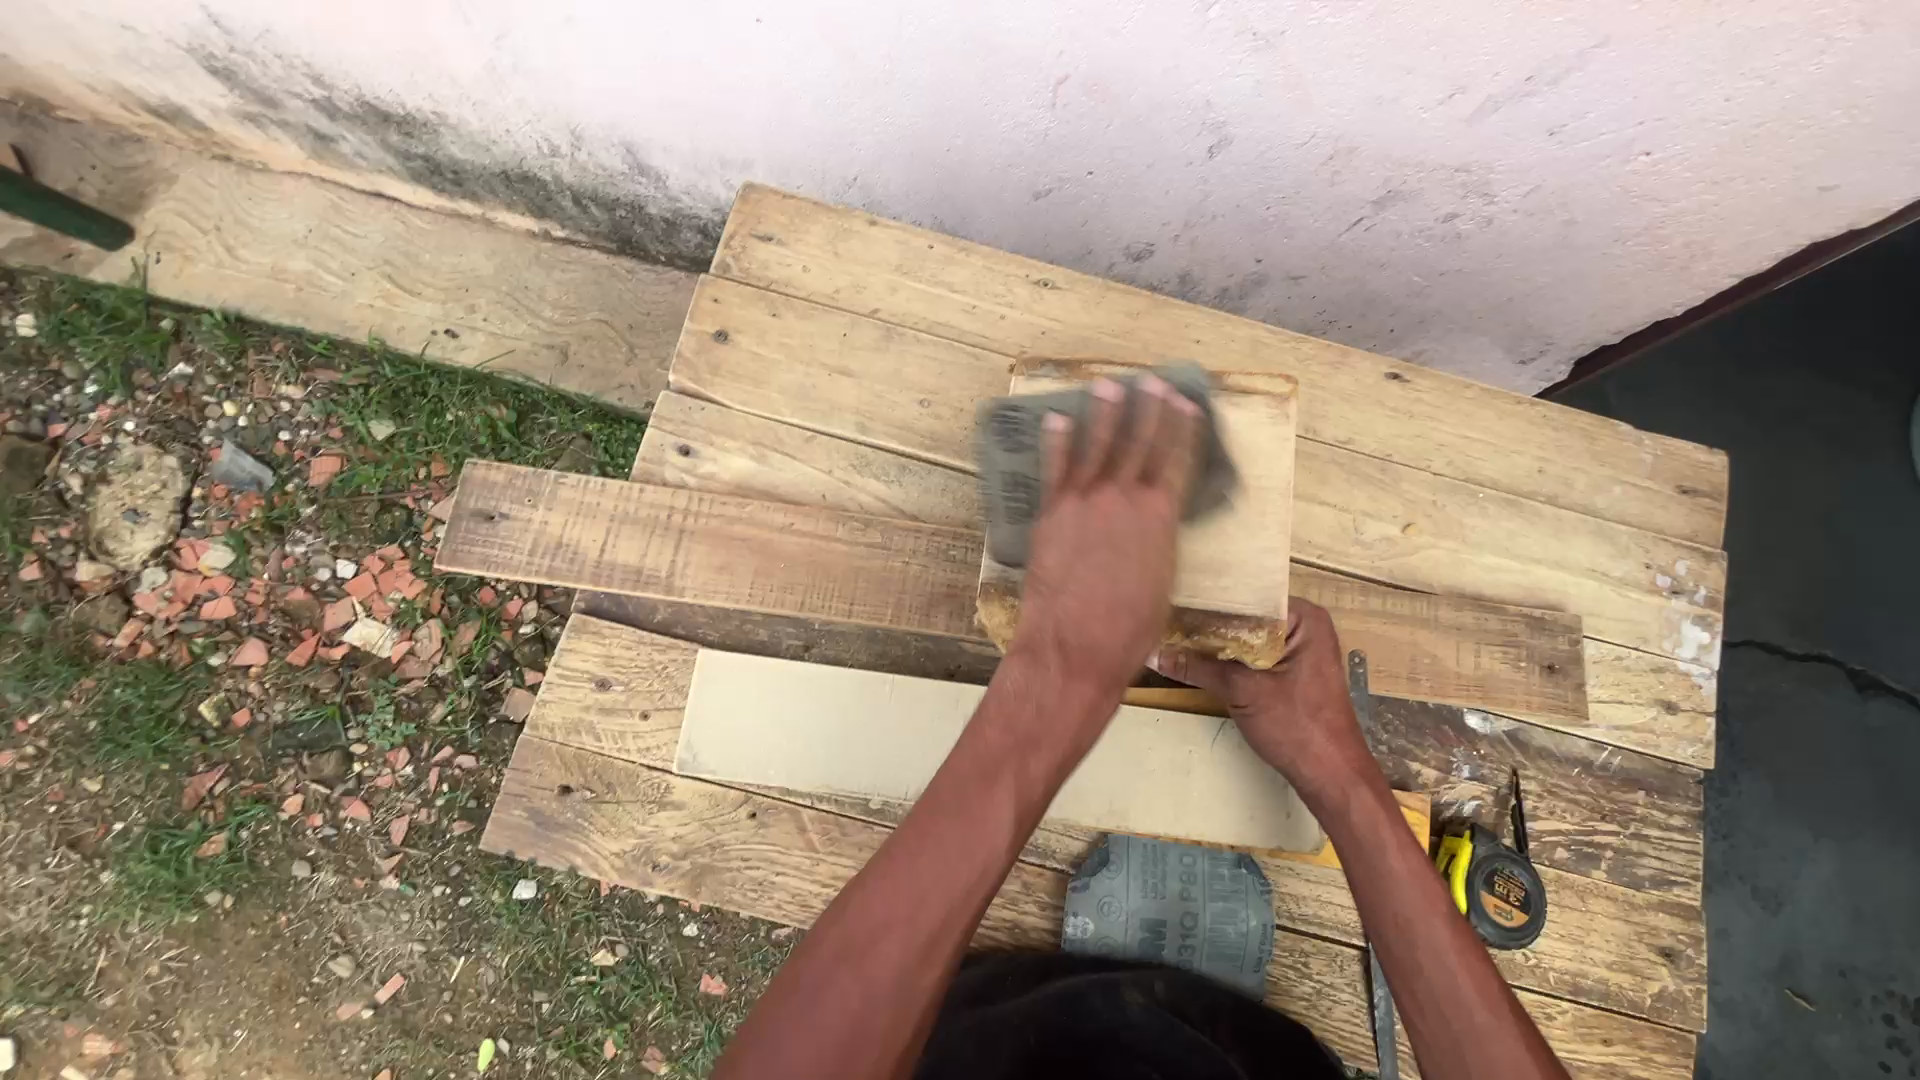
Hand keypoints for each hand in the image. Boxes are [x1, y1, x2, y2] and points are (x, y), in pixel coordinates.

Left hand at [1008, 375, 1200, 709]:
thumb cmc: (1128, 629)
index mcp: (1161, 518)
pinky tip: (1055, 419)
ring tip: (1108, 386)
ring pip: (1097, 447)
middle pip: (1139, 444)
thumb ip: (1156, 546)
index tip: (1186, 403)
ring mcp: (1085, 503)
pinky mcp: (1052, 513)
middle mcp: (1126, 501)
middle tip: (1152, 382)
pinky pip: (1054, 468)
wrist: (1075, 644)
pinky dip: (1055, 442)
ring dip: (1103, 414)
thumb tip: (1150, 531)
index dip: (1182, 429)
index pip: (1176, 461)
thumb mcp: (1161, 584)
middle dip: (1148, 410)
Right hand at [1149, 600, 1377, 803]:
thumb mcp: (1242, 691)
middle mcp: (1303, 625)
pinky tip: (1195, 657)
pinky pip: (1250, 654)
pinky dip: (1227, 658)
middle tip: (1164, 618)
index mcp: (1304, 617)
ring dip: (1214, 642)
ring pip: (1245, 636)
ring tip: (1171, 634)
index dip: (1208, 601)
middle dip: (1207, 622)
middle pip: (1244, 616)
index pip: (1246, 596)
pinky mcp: (1288, 671)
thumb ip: (1197, 667)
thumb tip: (1153, 652)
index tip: (1171, 602)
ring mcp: (1297, 649)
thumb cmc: (1297, 727)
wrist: (1330, 776)